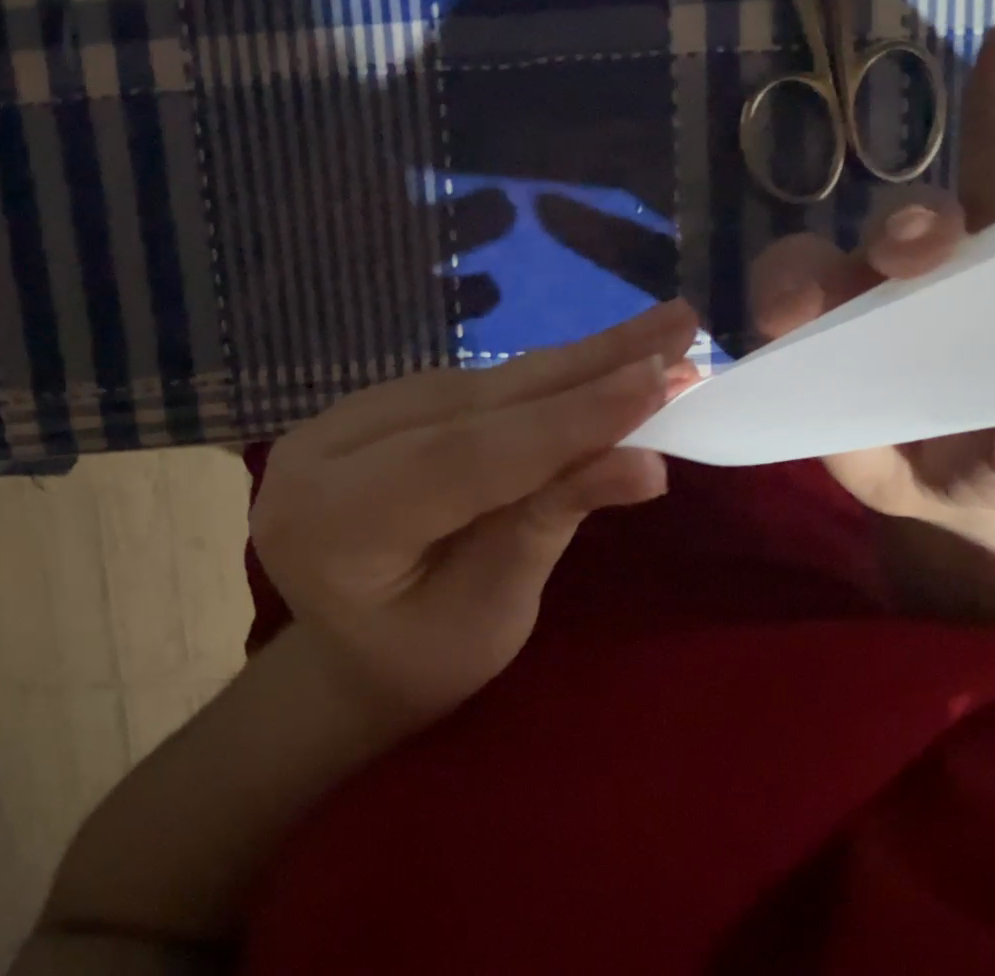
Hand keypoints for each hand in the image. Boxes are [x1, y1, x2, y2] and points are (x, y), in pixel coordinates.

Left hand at [250, 301, 701, 726]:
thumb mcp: (488, 616)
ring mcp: (334, 423)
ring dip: (568, 367)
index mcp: (330, 524)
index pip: (462, 457)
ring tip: (653, 344)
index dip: (567, 420)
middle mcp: (317, 453)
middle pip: (469, 404)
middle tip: (676, 329)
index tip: (662, 378)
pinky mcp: (364, 413)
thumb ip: (547, 527)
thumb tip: (644, 462)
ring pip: (470, 385)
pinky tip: (593, 364)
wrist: (350, 657)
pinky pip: (460, 390)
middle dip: (583, 370)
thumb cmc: (417, 664)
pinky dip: (532, 383)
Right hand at [749, 0, 994, 524]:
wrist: (936, 494)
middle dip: (906, 222)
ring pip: (804, 262)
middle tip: (914, 250)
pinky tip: (735, 364)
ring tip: (796, 317)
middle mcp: (917, 269)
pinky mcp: (788, 348)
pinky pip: (754, 324)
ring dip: (798, 279)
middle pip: (903, 214)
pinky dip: (741, 337)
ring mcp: (842, 306)